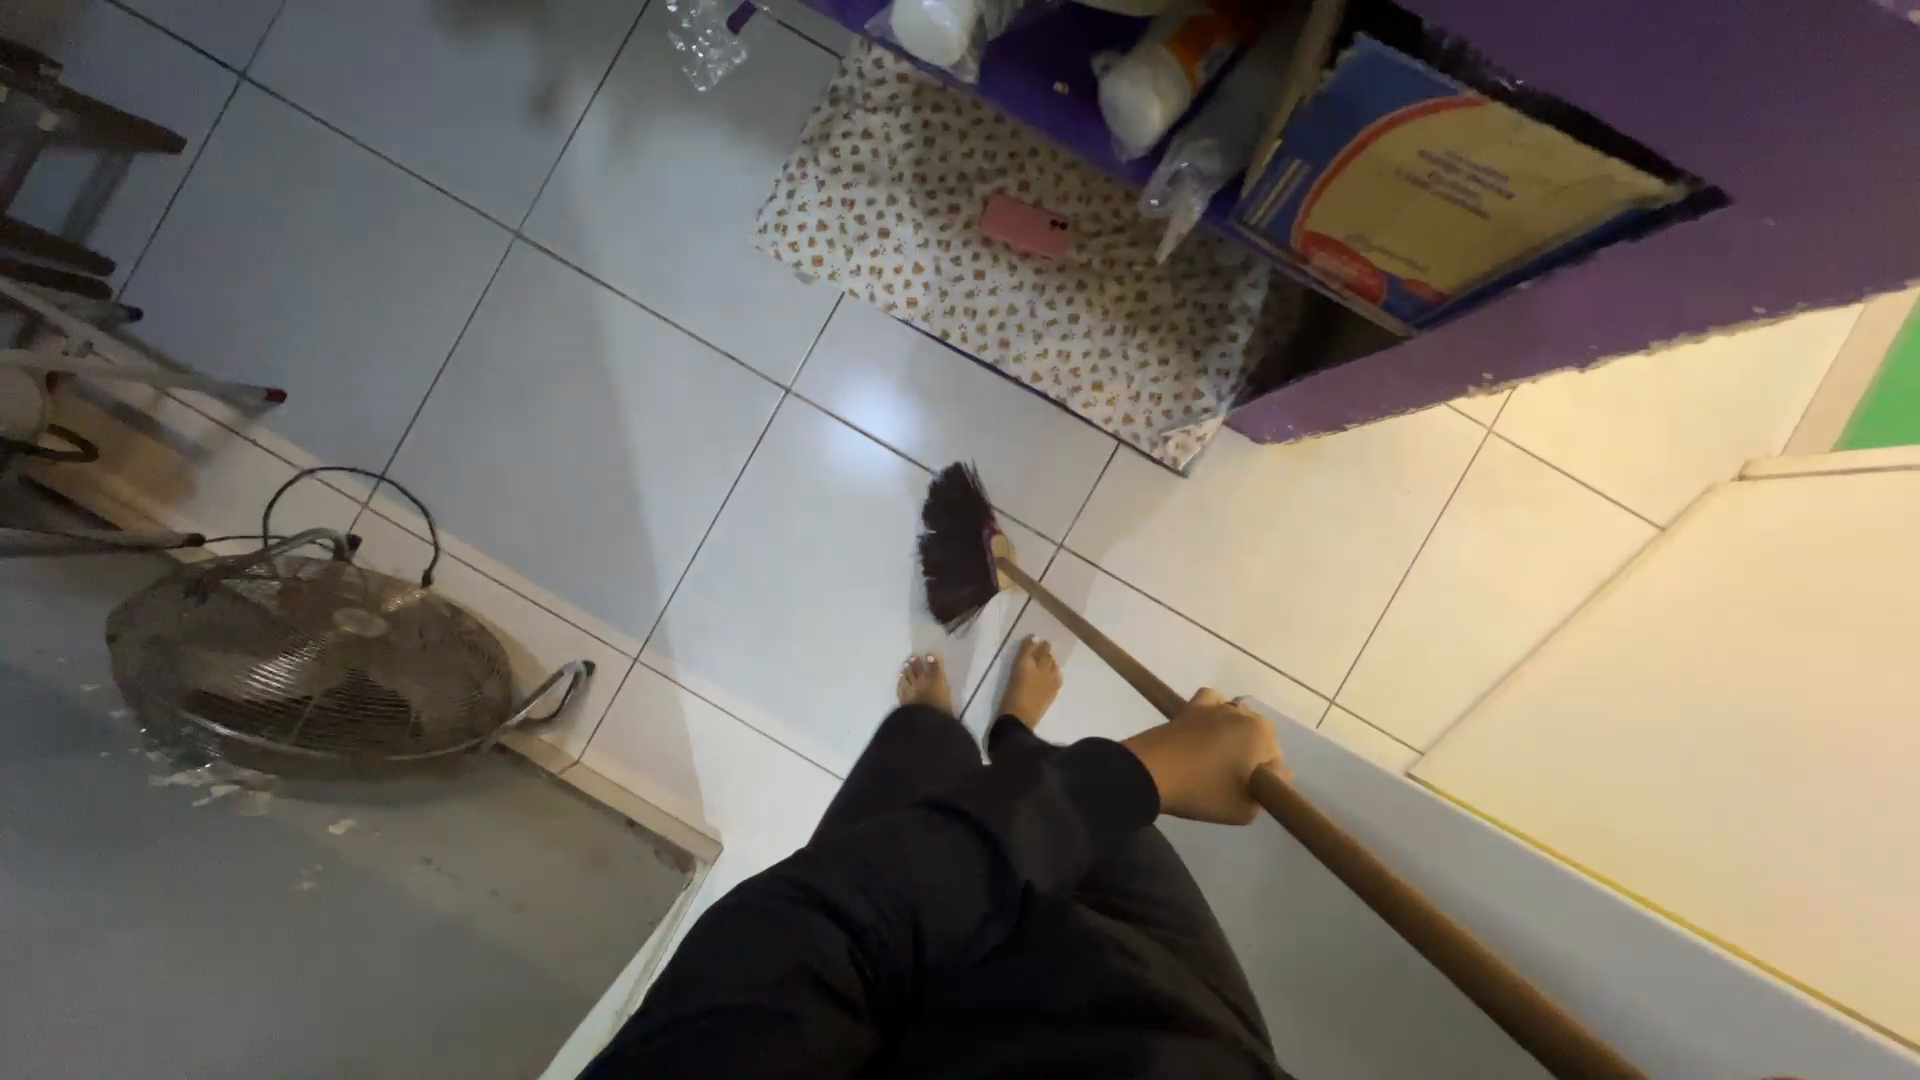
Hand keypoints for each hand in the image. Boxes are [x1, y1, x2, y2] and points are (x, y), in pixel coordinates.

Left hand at [1121, 689, 1282, 824]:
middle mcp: (1241, 714)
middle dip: (1254, 754)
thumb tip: (1278, 773)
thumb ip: (1267, 793)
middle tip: (1235, 779)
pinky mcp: (1190, 708)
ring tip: (1221, 757)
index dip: (1267, 779)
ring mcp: (1214, 707)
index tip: (1250, 792)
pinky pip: (1212, 700)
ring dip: (1237, 733)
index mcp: (1260, 735)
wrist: (1151, 773)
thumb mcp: (1243, 809)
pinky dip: (1215, 710)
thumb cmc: (1202, 792)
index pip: (1276, 759)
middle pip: (1260, 734)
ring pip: (1239, 717)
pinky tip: (1208, 729)